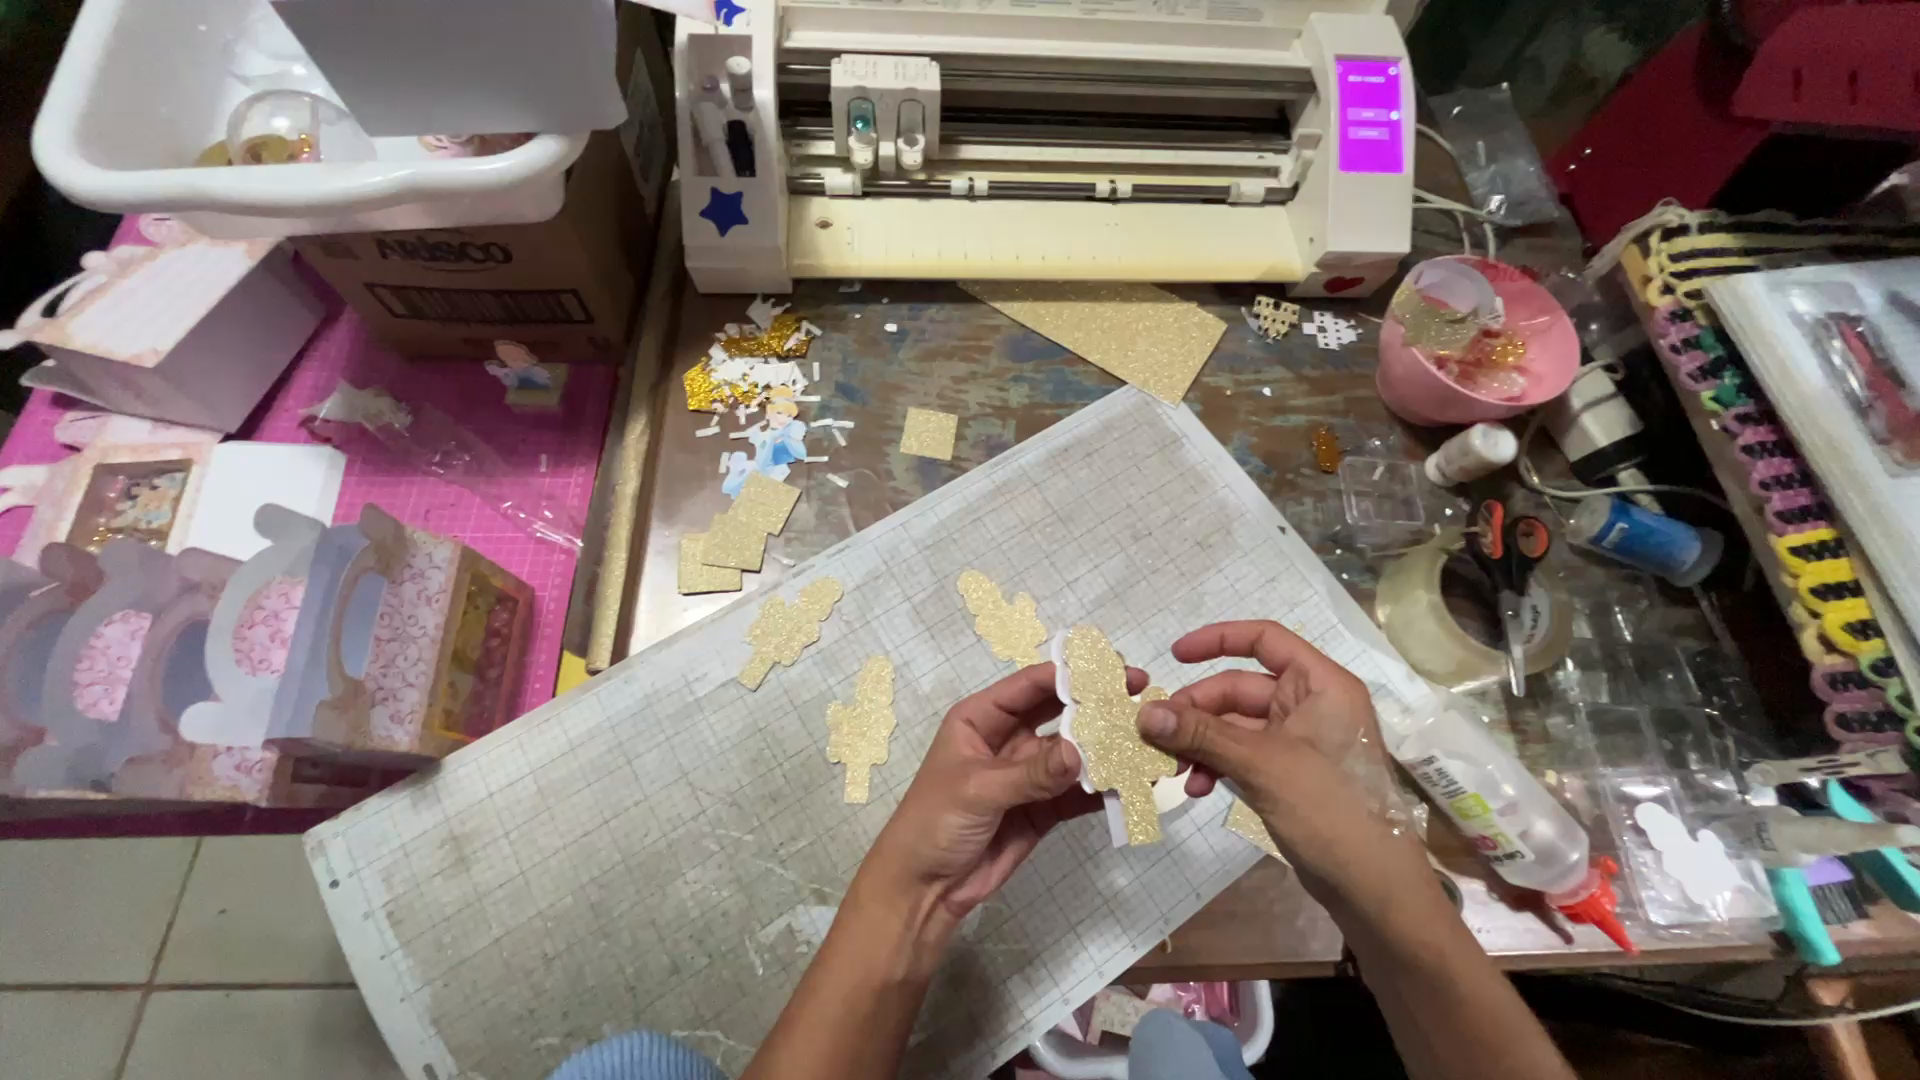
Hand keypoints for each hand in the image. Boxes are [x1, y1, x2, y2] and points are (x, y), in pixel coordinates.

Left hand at [859, 662, 1145, 936]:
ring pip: (1074, 753)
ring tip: (1146, 742)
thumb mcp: (979, 790)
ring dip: (1106, 749)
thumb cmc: (934, 822)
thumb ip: (1032, 773)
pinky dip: (1104, 789)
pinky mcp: (1042, 808)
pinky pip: (1078, 792)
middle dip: (1095, 705)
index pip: (1029, 686)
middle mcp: (1007, 739)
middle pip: (1058, 713)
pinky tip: (1134, 784)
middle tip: (1138, 696)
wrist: (924, 888)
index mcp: (980, 718)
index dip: (1069, 675)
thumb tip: (1083, 752)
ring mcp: (1027, 774)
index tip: (1110, 669)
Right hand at [1137, 620, 1430, 909]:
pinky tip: (1198, 788)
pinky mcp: (1289, 774)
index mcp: (1319, 685)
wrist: (1375, 890)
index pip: (1265, 639)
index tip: (1174, 656)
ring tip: (1174, 769)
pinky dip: (1217, 766)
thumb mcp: (1260, 764)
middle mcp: (1310, 705)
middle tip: (1157, 735)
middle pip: (1239, 688)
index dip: (1217, 639)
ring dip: (1201, 743)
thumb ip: (1201, 734)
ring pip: (1234, 725)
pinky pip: (1241, 754)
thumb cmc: (1330, 809)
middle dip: (1196, 712)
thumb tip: (1144, 713)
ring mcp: (1300, 742)